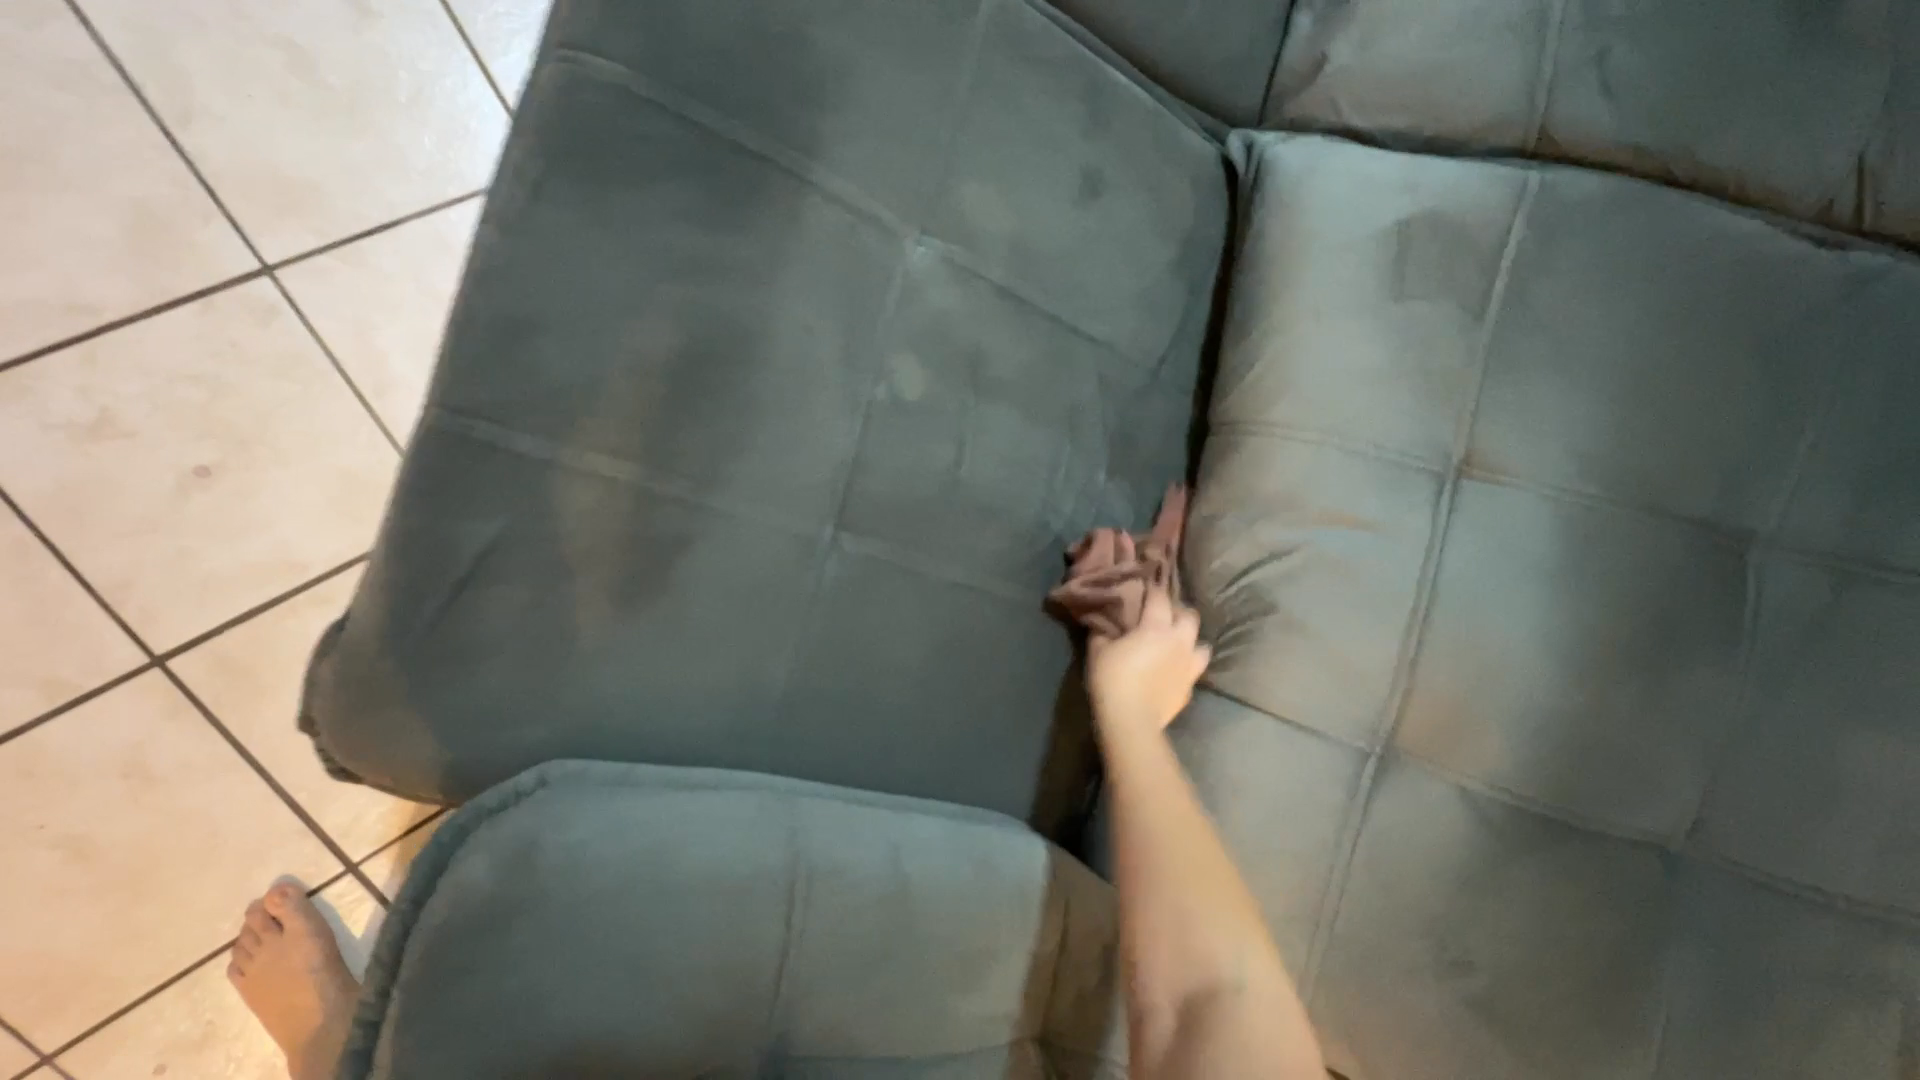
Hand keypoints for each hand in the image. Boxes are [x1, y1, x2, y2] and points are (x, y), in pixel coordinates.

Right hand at [1086, 591, 1211, 735]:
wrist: (1131, 720)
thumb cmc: (1112, 679)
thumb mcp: (1098, 650)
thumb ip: (1104, 632)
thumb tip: (1105, 624)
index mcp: (1156, 627)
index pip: (1160, 598)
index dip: (1153, 588)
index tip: (1147, 584)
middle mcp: (1179, 641)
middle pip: (1189, 616)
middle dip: (1179, 611)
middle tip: (1164, 614)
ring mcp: (1189, 665)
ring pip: (1202, 644)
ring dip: (1190, 640)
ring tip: (1177, 643)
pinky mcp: (1190, 687)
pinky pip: (1195, 669)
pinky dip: (1187, 666)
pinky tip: (1175, 669)